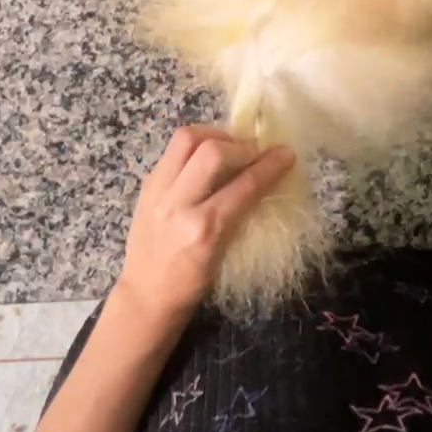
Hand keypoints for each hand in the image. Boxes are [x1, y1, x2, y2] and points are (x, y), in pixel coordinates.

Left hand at [114, 127, 295, 328]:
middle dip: (241, 145)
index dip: (270, 165)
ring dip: (215, 135)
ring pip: (186, 139)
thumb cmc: (192, 285)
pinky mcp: (146, 184)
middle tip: (254, 152)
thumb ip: (241, 214)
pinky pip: (173, 150)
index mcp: (205, 231)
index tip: (286, 153)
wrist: (146, 296)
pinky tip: (207, 156)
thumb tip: (265, 179)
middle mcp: (178, 205)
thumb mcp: (225, 255)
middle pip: (212, 151)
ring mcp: (157, 191)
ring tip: (230, 146)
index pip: (244, 186)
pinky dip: (195, 146)